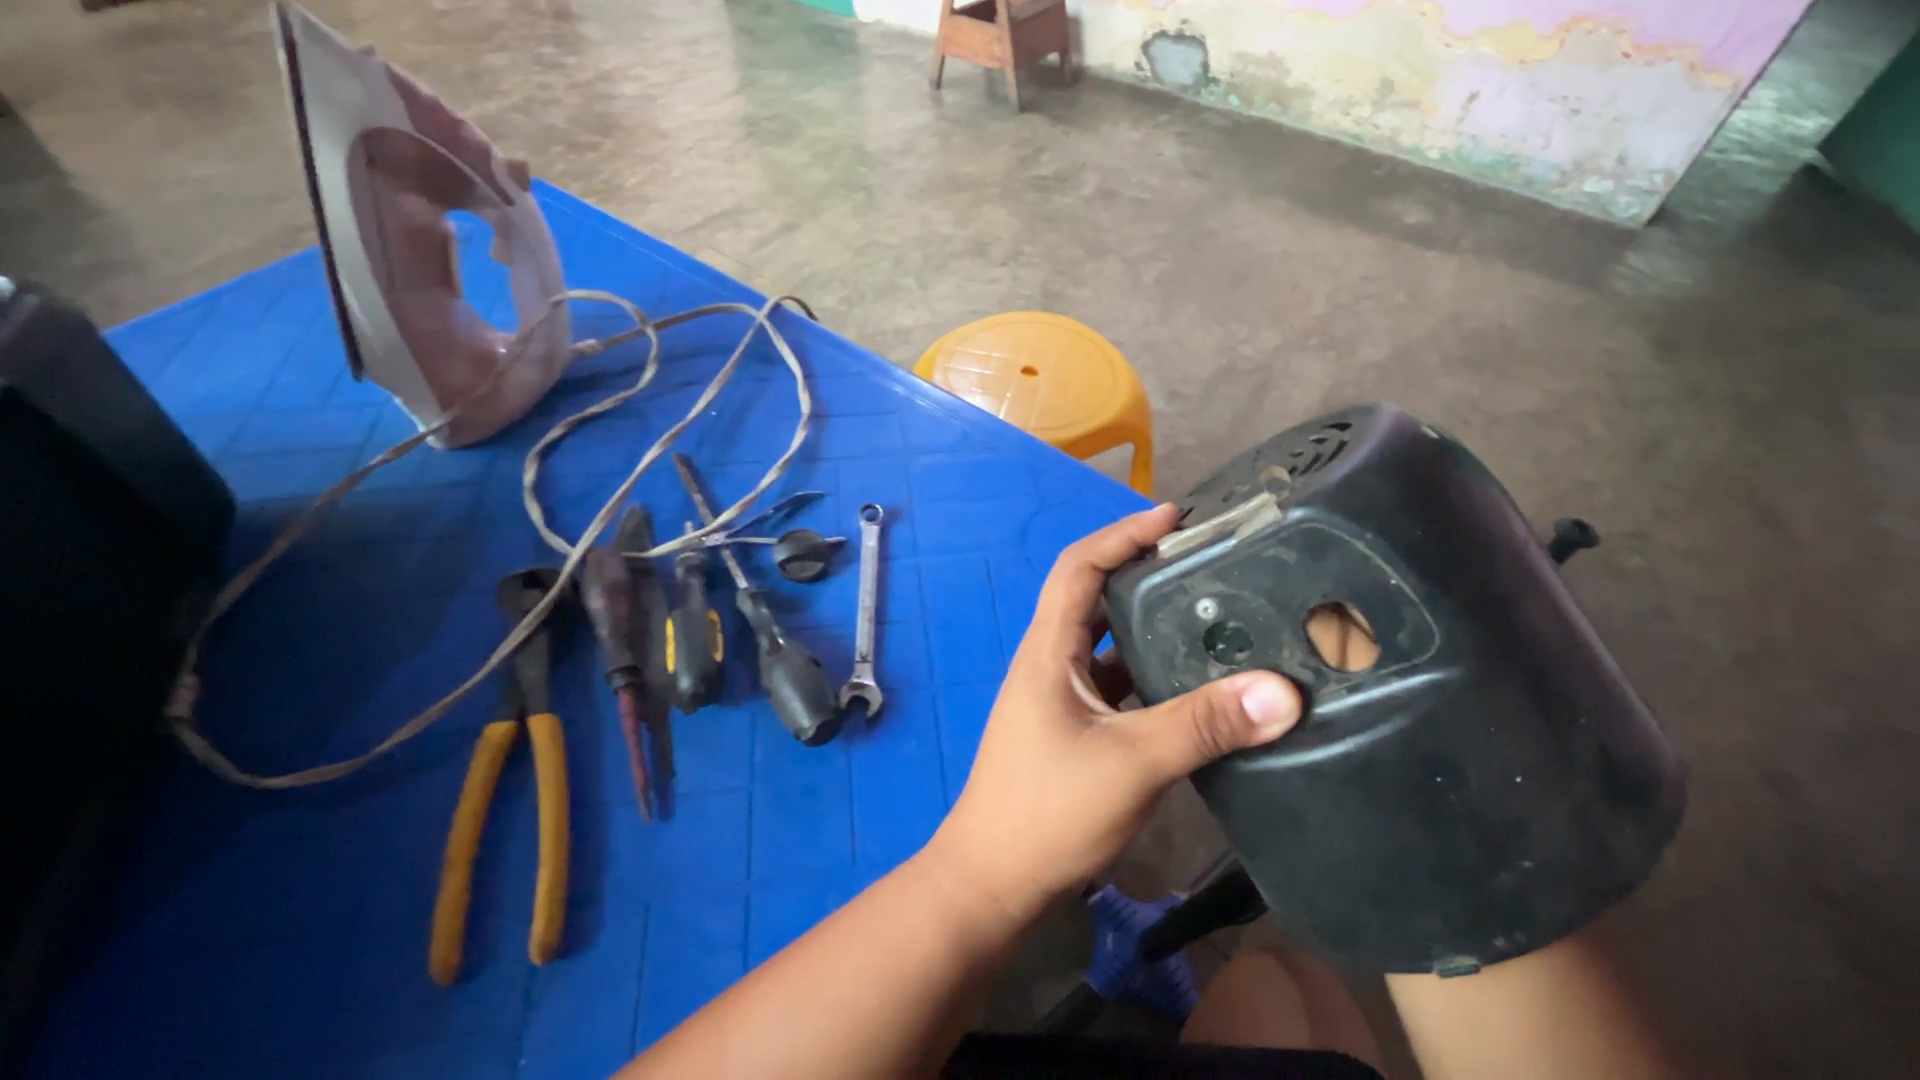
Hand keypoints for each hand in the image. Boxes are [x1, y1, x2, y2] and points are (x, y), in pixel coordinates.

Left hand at [926, 503, 1302, 919]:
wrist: (994, 881)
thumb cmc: (1048, 811)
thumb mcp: (1131, 763)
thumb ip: (1203, 725)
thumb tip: (1285, 691)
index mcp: (1048, 651)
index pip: (1079, 568)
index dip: (1121, 534)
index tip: (1175, 517)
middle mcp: (1050, 664)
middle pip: (1097, 599)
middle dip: (1146, 574)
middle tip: (1210, 563)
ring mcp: (1060, 699)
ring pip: (1110, 646)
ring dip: (1154, 627)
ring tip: (1217, 615)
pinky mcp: (1074, 732)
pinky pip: (1118, 686)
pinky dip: (1153, 675)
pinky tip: (1197, 686)